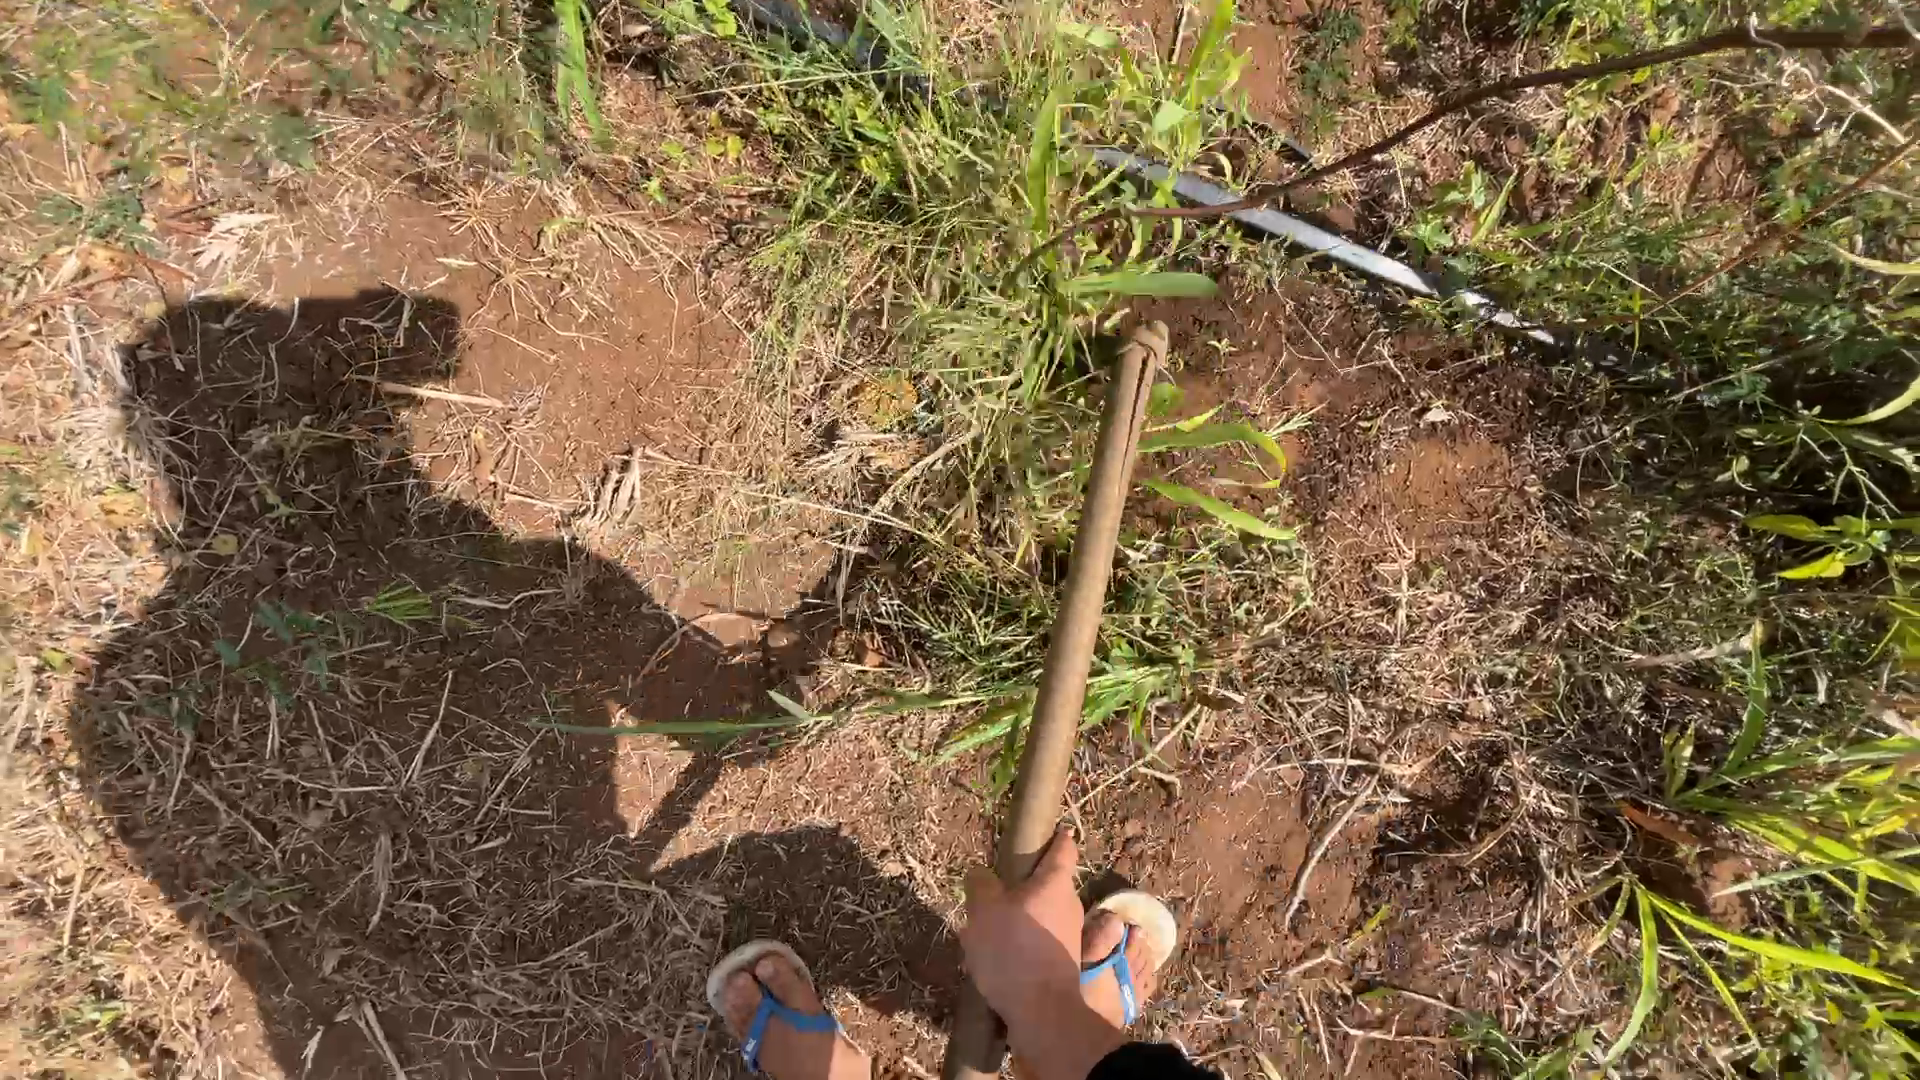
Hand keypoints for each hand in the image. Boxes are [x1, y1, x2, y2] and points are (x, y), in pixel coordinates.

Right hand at [961, 829, 1124, 1079]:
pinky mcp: (1065, 965)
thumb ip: (980, 885)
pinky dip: (1024, 944)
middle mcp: (1070, 906)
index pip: (1063, 850)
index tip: (1054, 831)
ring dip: (1022, 919)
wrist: (1042, 1014)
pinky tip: (999, 959)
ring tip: (990, 931)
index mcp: (1055, 883)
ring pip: (1043, 916)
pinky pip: (1041, 943)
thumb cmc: (1014, 949)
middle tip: (996, 891)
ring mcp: (1070, 938)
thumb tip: (980, 874)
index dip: (1057, 838)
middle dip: (1026, 886)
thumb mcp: (984, 909)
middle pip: (1049, 885)